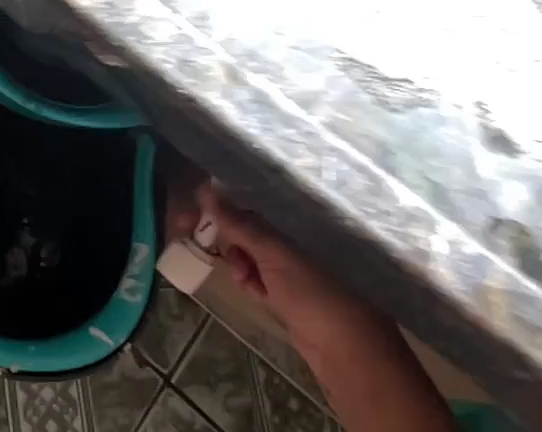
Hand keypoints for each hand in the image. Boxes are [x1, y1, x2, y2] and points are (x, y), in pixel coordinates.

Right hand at [195, 184, 391, 351]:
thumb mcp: (272, 254)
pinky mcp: (288, 298)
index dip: (223, 211)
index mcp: (291, 231)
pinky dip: (251, 283)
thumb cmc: (312, 294)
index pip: (249, 210)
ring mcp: (290, 274)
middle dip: (230, 241)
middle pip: (248, 234)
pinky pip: (259, 281)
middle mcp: (290, 248)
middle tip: (219, 253)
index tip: (195, 217)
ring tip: (242, 279)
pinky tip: (252, 292)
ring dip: (239, 264)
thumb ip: (239, 224)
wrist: (346, 351)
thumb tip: (206, 189)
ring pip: (251, 258)